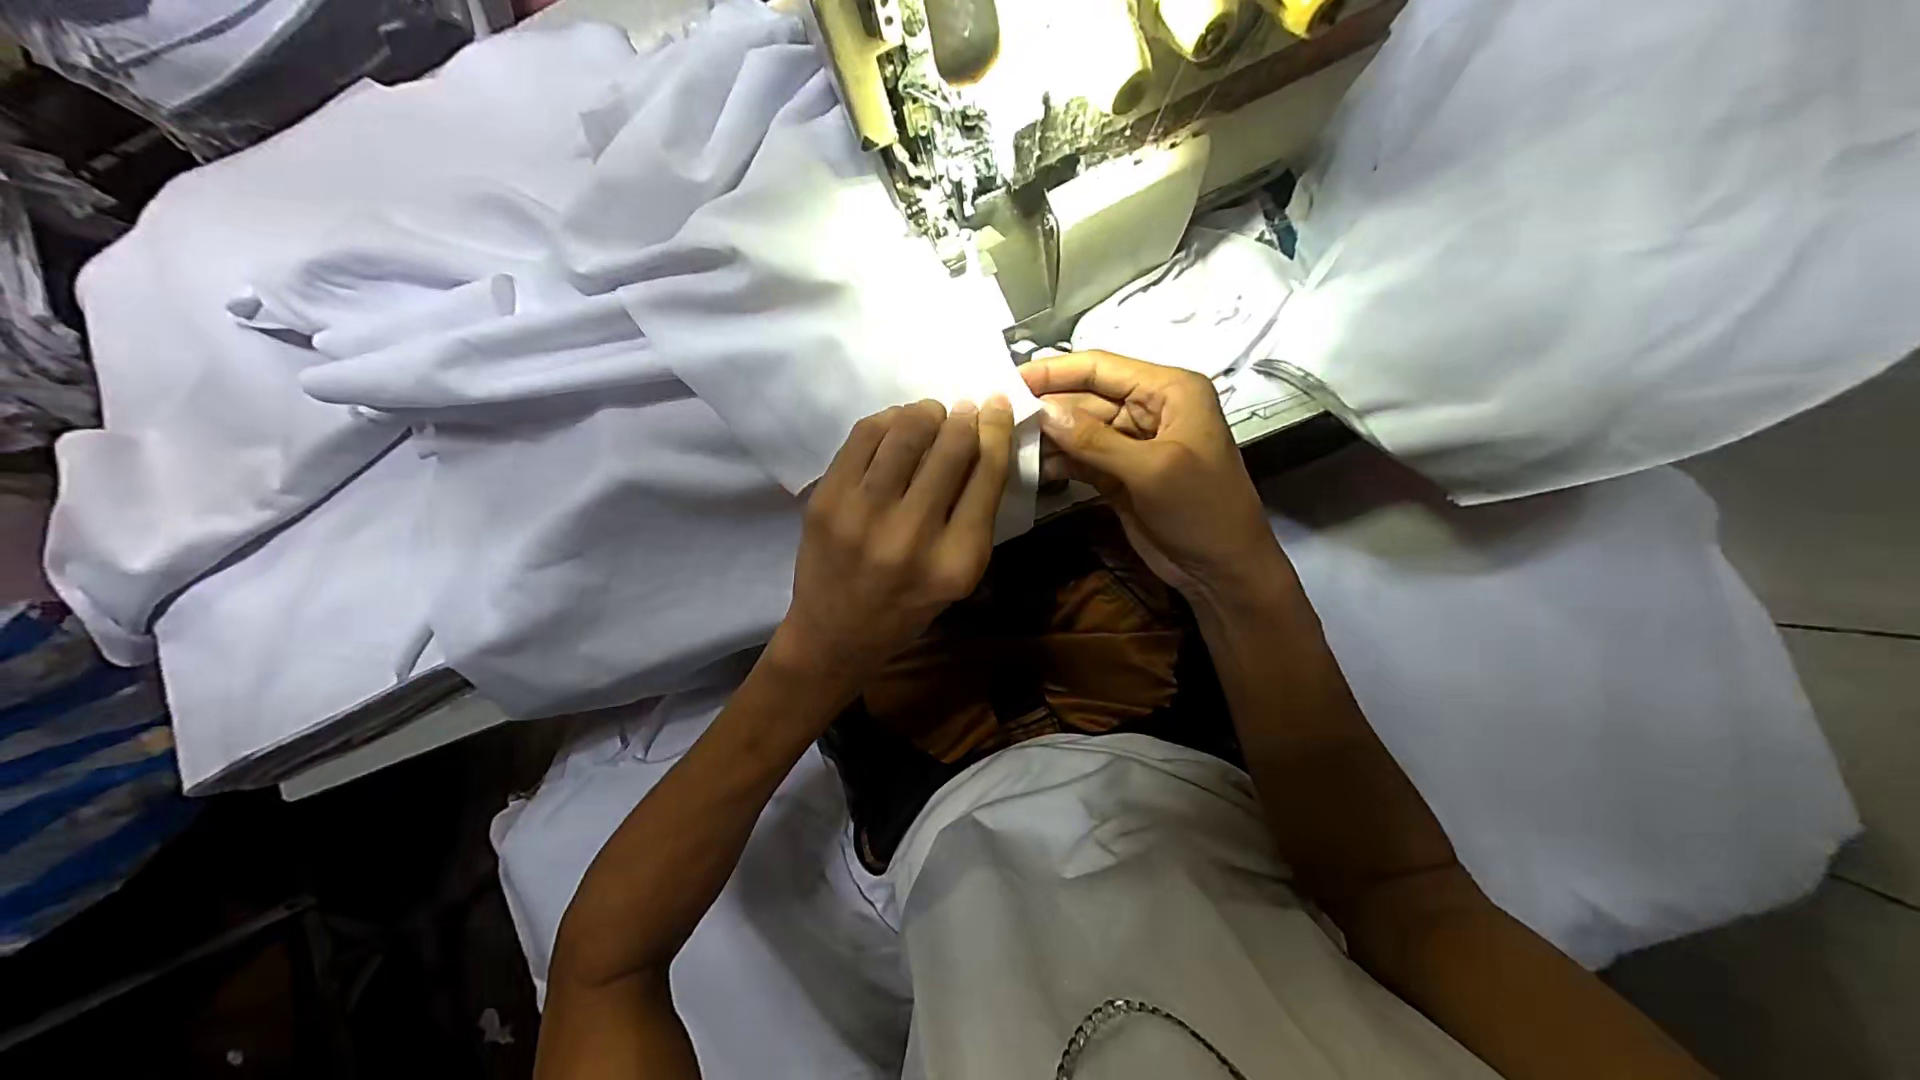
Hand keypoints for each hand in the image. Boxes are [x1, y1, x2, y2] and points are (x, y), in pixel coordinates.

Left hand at [769, 397, 1014, 693]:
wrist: (835, 633)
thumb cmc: (908, 606)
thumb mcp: (959, 574)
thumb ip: (976, 513)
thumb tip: (984, 436)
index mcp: (957, 561)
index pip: (988, 473)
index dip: (996, 429)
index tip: (996, 406)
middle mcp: (912, 535)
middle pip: (952, 446)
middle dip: (964, 418)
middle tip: (963, 411)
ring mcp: (863, 515)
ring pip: (907, 431)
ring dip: (926, 412)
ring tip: (930, 415)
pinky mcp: (827, 500)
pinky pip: (864, 435)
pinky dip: (888, 419)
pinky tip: (896, 425)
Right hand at [1022, 350, 1288, 600]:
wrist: (1222, 570)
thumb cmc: (1202, 510)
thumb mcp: (1152, 469)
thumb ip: (1094, 439)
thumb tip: (1042, 411)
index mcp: (1169, 390)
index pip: (1102, 367)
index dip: (1054, 371)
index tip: (1010, 380)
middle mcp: (1149, 409)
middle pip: (1085, 396)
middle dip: (1046, 406)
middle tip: (998, 416)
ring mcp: (1131, 443)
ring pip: (1078, 428)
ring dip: (1047, 436)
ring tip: (1006, 442)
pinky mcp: (1119, 474)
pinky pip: (1080, 458)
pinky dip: (1057, 462)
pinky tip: (1029, 467)